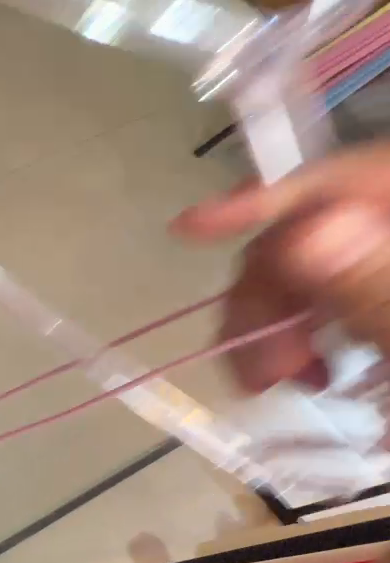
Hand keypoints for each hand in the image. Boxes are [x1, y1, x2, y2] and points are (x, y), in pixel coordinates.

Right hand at [173, 143, 389, 392]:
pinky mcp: (379, 304)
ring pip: (313, 273)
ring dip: (275, 327)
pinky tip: (307, 374)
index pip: (369, 178)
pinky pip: (331, 300)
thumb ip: (381, 286)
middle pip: (323, 234)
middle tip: (257, 373)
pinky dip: (303, 335)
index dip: (279, 197)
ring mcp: (387, 273)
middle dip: (268, 298)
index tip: (191, 229)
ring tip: (277, 384)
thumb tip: (310, 230)